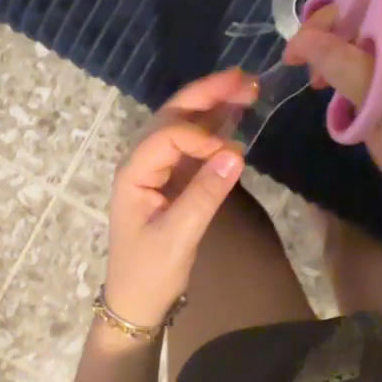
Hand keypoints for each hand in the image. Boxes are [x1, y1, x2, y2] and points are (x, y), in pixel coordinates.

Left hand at [104, 69, 254, 326]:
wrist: (136, 304)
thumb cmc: (149, 272)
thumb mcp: (177, 237)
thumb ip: (204, 194)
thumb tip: (235, 154)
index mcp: (134, 172)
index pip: (169, 135)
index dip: (202, 136)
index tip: (232, 155)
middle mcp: (142, 162)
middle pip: (174, 117)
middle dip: (208, 95)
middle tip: (245, 78)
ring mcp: (157, 169)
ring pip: (184, 126)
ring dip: (213, 106)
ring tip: (247, 87)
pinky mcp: (172, 180)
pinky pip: (192, 146)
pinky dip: (214, 130)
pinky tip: (236, 117)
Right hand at [283, 0, 381, 198]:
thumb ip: (346, 64)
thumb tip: (301, 39)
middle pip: (363, 6)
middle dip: (330, 17)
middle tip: (301, 44)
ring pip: (350, 35)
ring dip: (322, 44)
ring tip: (299, 65)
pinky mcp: (377, 86)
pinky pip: (347, 63)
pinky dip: (327, 67)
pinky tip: (316, 86)